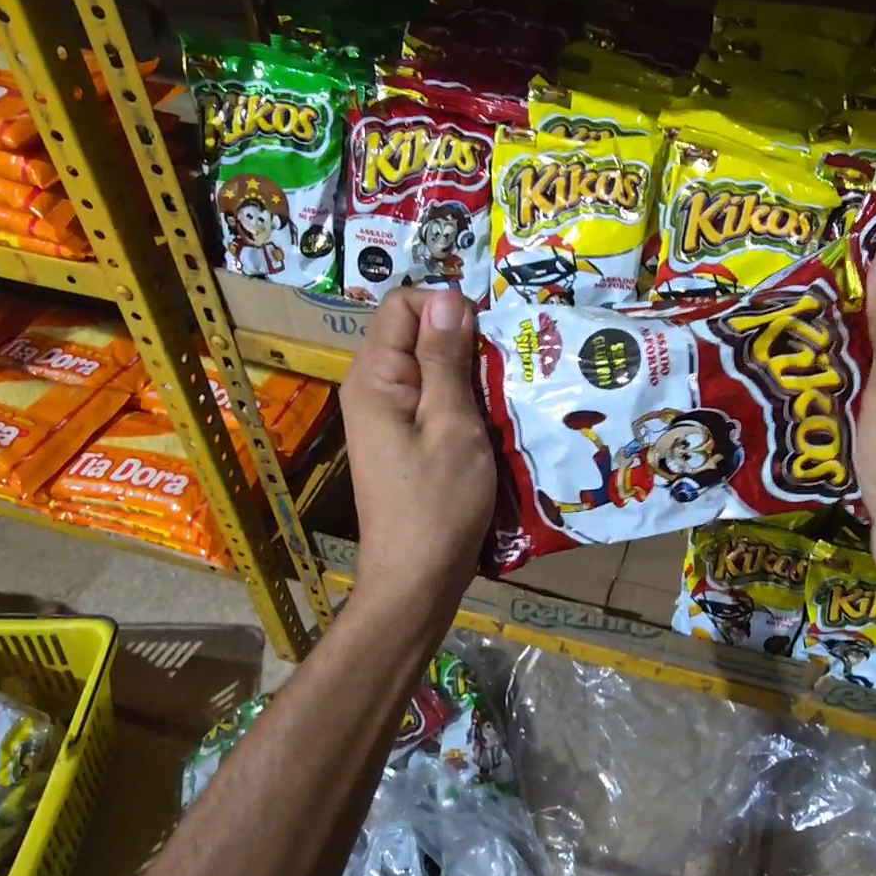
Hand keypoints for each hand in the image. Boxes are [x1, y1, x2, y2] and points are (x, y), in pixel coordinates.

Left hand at [340, 288, 494, 618]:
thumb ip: (446, 359)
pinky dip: (461, 402)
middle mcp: (371, 389)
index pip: (402, 304)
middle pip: (414, 334)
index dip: (445, 309)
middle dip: (461, 341)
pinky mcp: (401, 441)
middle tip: (504, 369)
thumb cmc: (438, 504)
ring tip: (503, 396)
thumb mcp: (452, 425)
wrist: (417, 579)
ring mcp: (385, 418)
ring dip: (467, 374)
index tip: (486, 339)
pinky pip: (430, 401)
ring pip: (428, 369)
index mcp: (374, 377)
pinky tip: (490, 422)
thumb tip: (447, 297)